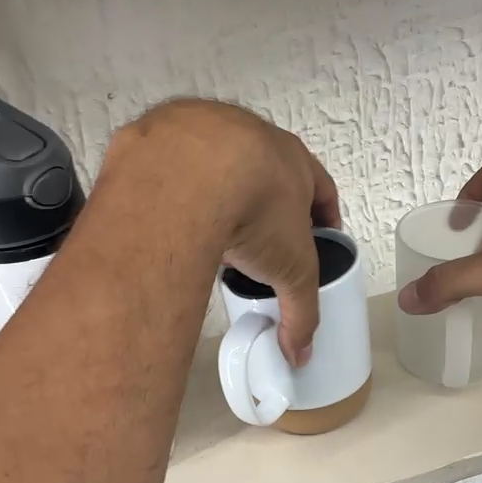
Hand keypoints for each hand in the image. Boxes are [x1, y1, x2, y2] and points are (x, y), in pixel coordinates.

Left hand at [103, 100, 339, 364]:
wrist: (186, 176)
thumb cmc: (258, 214)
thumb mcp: (292, 272)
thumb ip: (300, 313)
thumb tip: (299, 355)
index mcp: (293, 158)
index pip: (320, 186)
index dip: (323, 215)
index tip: (319, 238)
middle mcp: (249, 132)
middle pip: (268, 171)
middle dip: (270, 204)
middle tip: (265, 242)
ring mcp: (200, 127)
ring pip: (218, 164)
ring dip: (222, 195)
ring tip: (216, 234)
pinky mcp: (158, 136)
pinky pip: (172, 169)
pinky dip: (177, 194)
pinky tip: (174, 221)